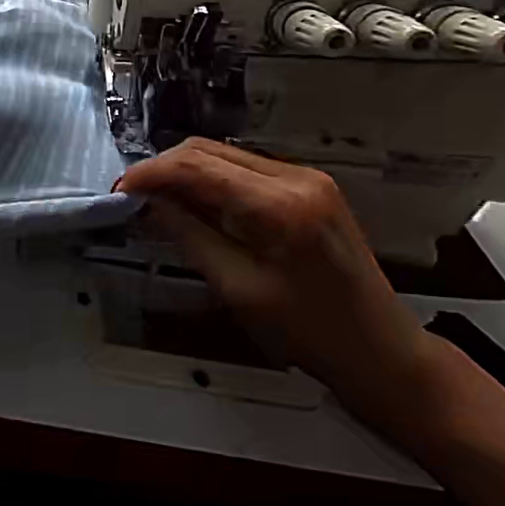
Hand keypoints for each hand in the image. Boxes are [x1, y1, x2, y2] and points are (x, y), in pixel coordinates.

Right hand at [118, 138, 441, 423]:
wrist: (386, 354)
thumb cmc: (310, 331)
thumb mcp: (236, 286)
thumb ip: (187, 233)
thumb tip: (145, 202)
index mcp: (280, 204)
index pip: (194, 166)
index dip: (148, 174)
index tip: (118, 191)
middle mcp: (296, 177)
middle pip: (205, 151)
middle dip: (162, 169)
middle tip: (133, 197)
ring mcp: (306, 178)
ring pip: (220, 154)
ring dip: (183, 172)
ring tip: (157, 201)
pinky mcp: (309, 187)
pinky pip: (241, 168)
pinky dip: (208, 179)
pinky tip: (194, 204)